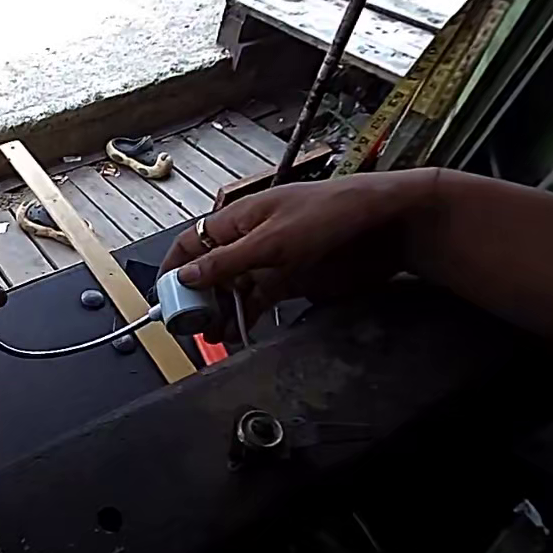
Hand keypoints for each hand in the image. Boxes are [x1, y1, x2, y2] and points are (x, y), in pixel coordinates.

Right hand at [159, 169, 443, 334]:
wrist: (390, 225)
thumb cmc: (331, 215)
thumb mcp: (273, 241)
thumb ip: (228, 262)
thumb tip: (187, 277)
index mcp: (238, 220)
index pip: (192, 243)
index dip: (173, 267)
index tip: (162, 296)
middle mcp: (249, 240)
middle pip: (209, 271)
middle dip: (196, 298)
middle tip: (189, 326)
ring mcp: (269, 261)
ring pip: (232, 290)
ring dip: (220, 312)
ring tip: (213, 337)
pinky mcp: (290, 280)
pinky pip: (258, 301)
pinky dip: (246, 317)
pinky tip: (239, 333)